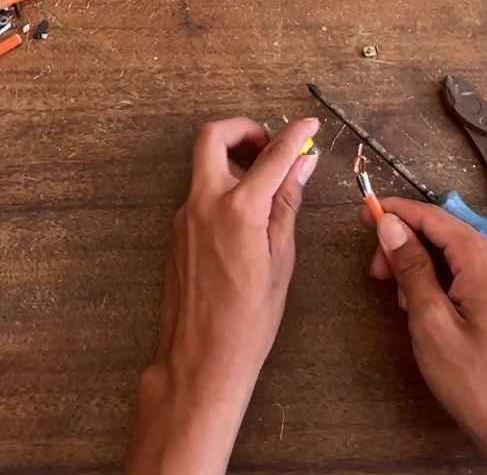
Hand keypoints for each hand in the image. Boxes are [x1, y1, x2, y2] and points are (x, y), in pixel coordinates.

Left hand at [125, 117, 320, 474]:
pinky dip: (224, 186)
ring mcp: (185, 215)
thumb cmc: (249, 319)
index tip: (309, 125)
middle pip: (213, 136)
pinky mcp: (177, 230)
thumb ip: (287, 204)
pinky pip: (200, 191)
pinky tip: (247, 215)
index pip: (272, 155)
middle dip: (243, 130)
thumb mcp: (281, 260)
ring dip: (233, 158)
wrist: (200, 359)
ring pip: (204, 163)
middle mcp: (204, 202)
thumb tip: (302, 164)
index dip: (294, 135)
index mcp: (238, 209)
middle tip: (270, 146)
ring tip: (265, 185)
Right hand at [363, 197, 486, 474]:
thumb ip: (410, 266)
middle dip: (404, 244)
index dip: (394, 212)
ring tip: (402, 300)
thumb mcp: (430, 321)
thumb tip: (389, 224)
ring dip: (417, 263)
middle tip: (377, 273)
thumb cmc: (473, 378)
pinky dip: (436, 276)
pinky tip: (422, 303)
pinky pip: (461, 267)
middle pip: (439, 230)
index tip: (363, 214)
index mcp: (484, 258)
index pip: (431, 216)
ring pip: (448, 249)